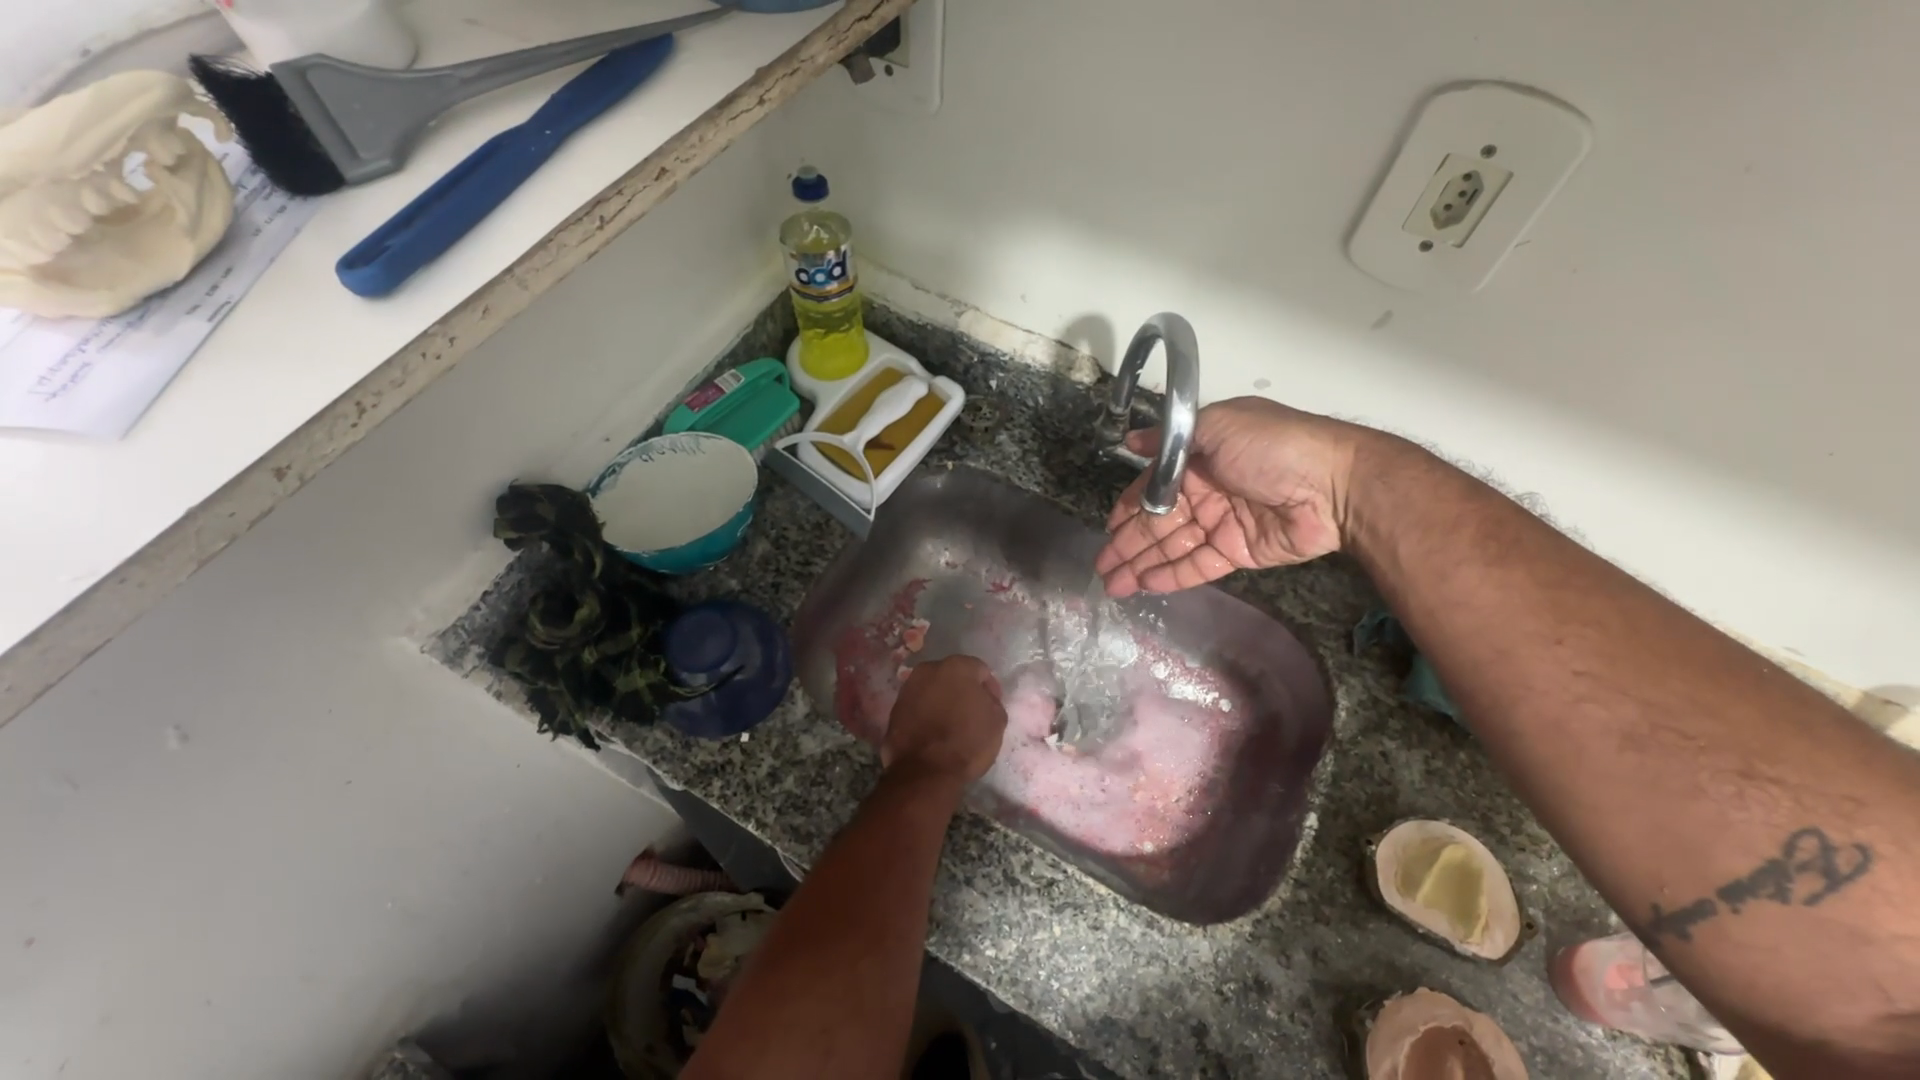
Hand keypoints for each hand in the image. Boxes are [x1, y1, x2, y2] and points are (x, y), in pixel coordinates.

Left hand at [882, 655, 1007, 784]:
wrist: (925, 770)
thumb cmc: (967, 742)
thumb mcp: (997, 721)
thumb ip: (992, 701)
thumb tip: (983, 697)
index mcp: (956, 666)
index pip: (979, 670)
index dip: (989, 688)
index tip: (992, 706)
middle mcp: (928, 670)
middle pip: (952, 676)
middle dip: (962, 690)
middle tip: (971, 712)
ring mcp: (908, 689)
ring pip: (932, 690)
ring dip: (942, 701)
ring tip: (950, 724)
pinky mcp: (894, 709)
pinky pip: (917, 706)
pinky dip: (925, 714)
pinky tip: (933, 732)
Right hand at [1096, 397, 1373, 595]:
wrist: (1336, 485)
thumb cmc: (1274, 447)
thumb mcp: (1221, 425)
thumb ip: (1171, 439)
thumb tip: (1130, 439)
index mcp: (1199, 458)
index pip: (1152, 487)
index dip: (1128, 509)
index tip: (1106, 530)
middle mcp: (1207, 491)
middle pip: (1159, 522)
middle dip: (1128, 545)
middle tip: (1101, 568)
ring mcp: (1222, 523)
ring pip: (1174, 547)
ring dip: (1142, 564)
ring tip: (1113, 584)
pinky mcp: (1239, 552)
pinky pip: (1199, 565)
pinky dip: (1172, 575)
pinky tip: (1145, 585)